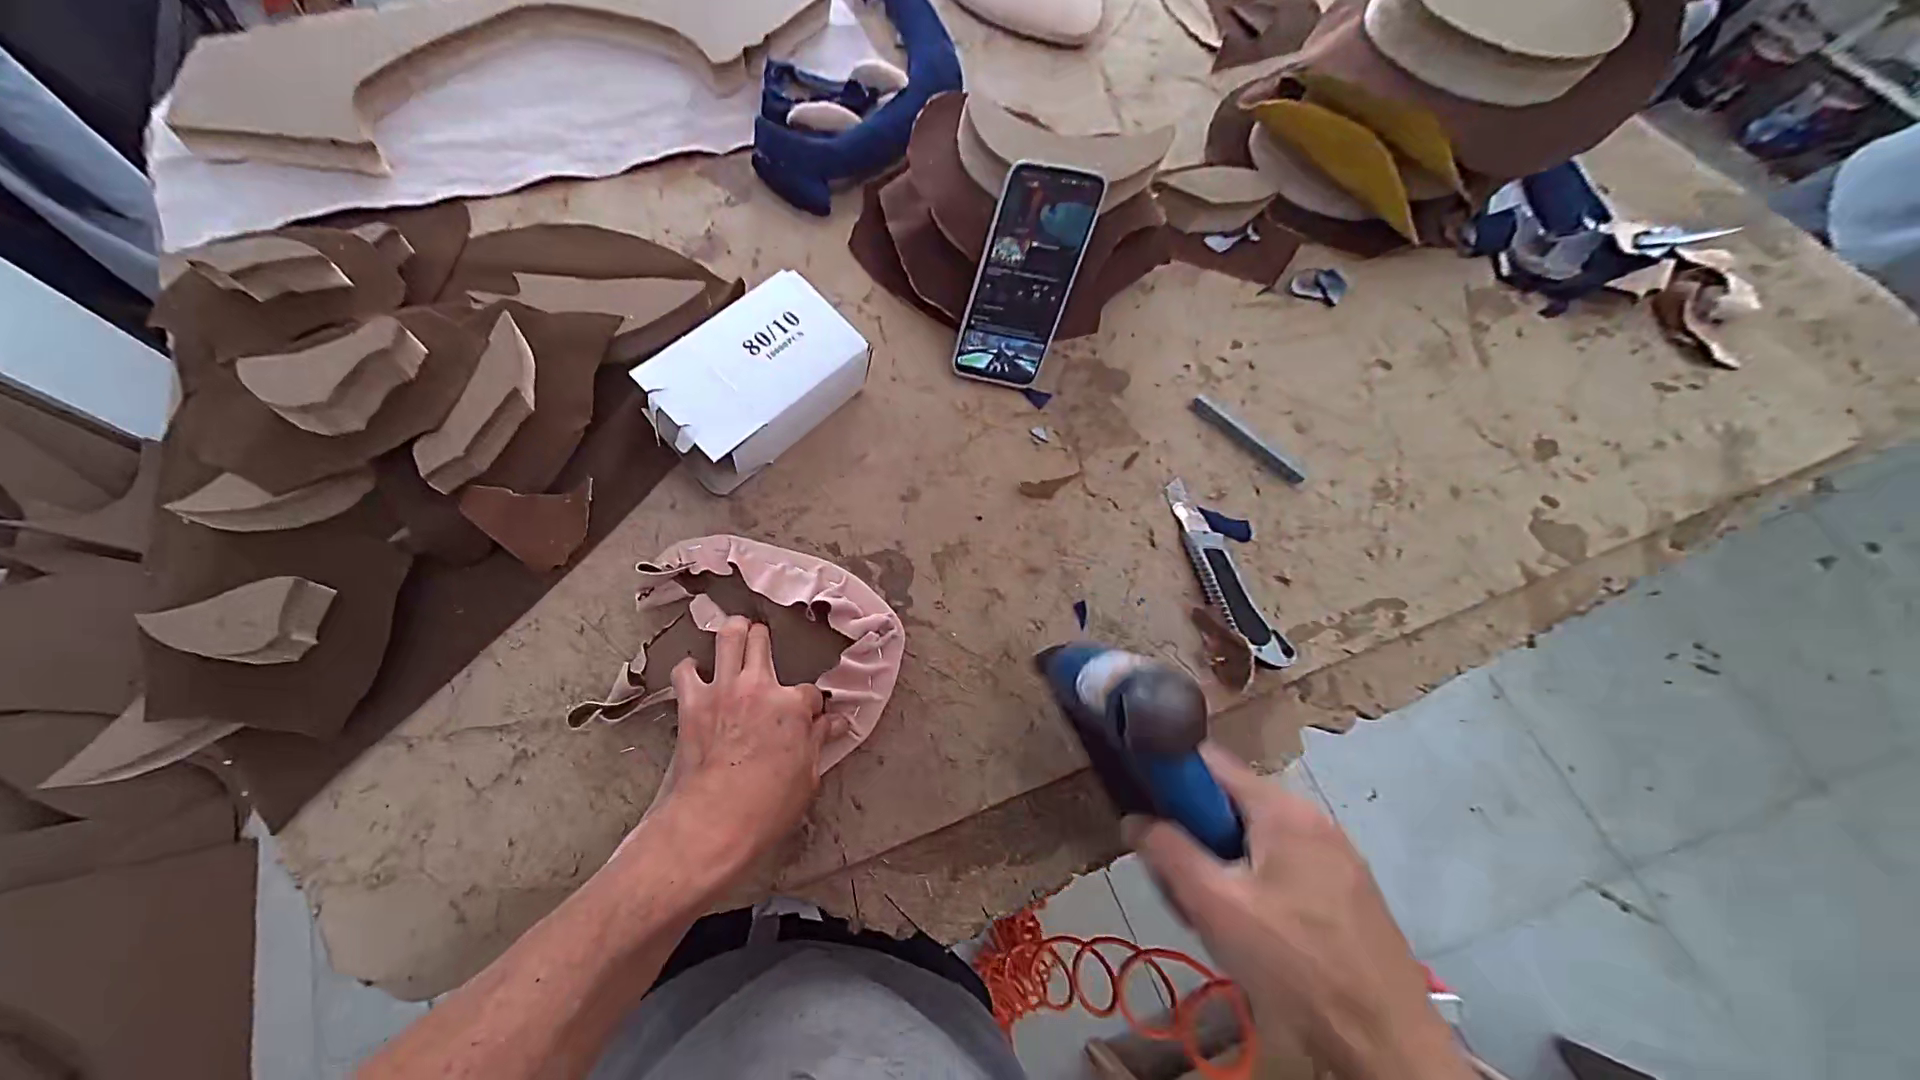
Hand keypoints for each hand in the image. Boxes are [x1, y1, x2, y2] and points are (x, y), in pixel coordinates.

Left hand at [642, 617, 834, 873]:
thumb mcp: (808, 776)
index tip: (811, 714)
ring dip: (732, 630)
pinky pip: (685, 671)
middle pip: (762, 641)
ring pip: (727, 638)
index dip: (811, 703)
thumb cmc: (764, 805)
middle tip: (763, 638)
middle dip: (764, 637)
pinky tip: (694, 669)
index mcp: (792, 706)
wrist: (713, 821)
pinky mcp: (692, 703)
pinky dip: (689, 667)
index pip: (810, 692)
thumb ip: (818, 741)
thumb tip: (835, 725)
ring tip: (736, 627)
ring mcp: (723, 691)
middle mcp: (758, 687)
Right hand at [1125, 744, 1472, 1079]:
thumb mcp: (1216, 906)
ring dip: (1223, 864)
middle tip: (1182, 882)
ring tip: (1215, 915)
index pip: (1210, 761)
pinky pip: (1285, 865)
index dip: (1170, 776)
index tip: (1148, 810)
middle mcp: (1312, 817)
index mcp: (1282, 809)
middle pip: (1231, 803)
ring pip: (1256, 838)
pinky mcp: (1349, 890)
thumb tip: (1133, 820)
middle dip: (1197, 835)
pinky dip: (1257, 883)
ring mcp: (1336, 854)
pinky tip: (1254, 932)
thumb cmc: (1295, 963)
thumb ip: (1168, 853)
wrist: (1390, 1046)